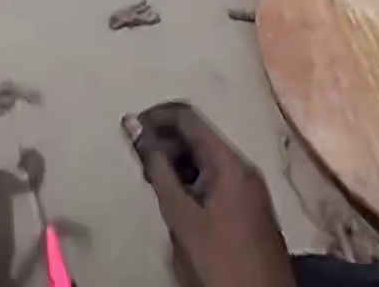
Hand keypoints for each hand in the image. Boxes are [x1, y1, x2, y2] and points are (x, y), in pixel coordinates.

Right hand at [127, 102, 291, 286]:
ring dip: (176, 163)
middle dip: (164, 143)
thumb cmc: (221, 262)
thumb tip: (132, 124)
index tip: (130, 133)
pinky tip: (176, 202)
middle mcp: (241, 166)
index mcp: (229, 162)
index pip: (186, 116)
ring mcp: (247, 187)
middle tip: (141, 165)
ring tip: (155, 185)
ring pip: (203, 158)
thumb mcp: (181, 214)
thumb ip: (156, 166)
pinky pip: (213, 177)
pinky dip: (191, 181)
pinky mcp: (247, 207)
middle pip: (196, 135)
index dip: (155, 118)